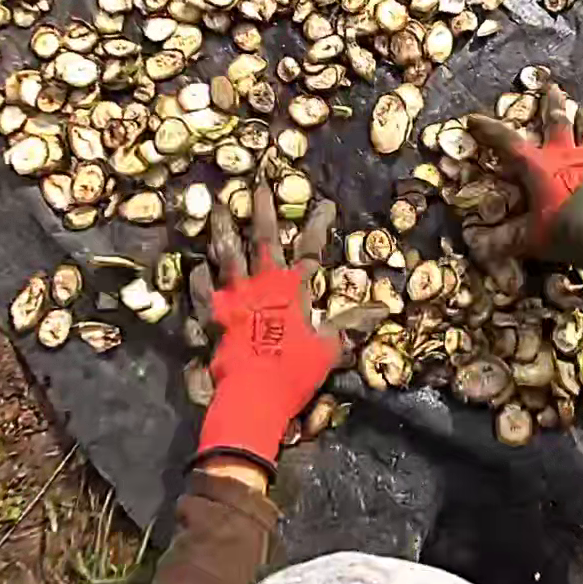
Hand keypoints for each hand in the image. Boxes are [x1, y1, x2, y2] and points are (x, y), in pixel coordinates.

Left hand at [191, 182, 339, 477]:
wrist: (252, 397)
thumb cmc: (293, 371)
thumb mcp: (328, 348)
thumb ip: (350, 325)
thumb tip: (383, 310)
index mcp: (292, 289)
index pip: (310, 248)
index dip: (319, 224)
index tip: (325, 204)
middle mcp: (262, 284)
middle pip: (263, 239)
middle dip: (262, 211)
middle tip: (258, 186)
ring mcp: (235, 296)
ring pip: (228, 255)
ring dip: (224, 230)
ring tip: (219, 207)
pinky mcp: (214, 314)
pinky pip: (204, 291)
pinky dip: (202, 279)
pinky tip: (198, 267)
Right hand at [467, 81, 582, 252]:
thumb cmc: (570, 230)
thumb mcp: (533, 239)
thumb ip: (506, 239)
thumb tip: (475, 246)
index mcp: (539, 167)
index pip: (507, 142)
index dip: (488, 130)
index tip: (474, 118)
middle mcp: (566, 156)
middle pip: (557, 122)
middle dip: (552, 104)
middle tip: (552, 87)